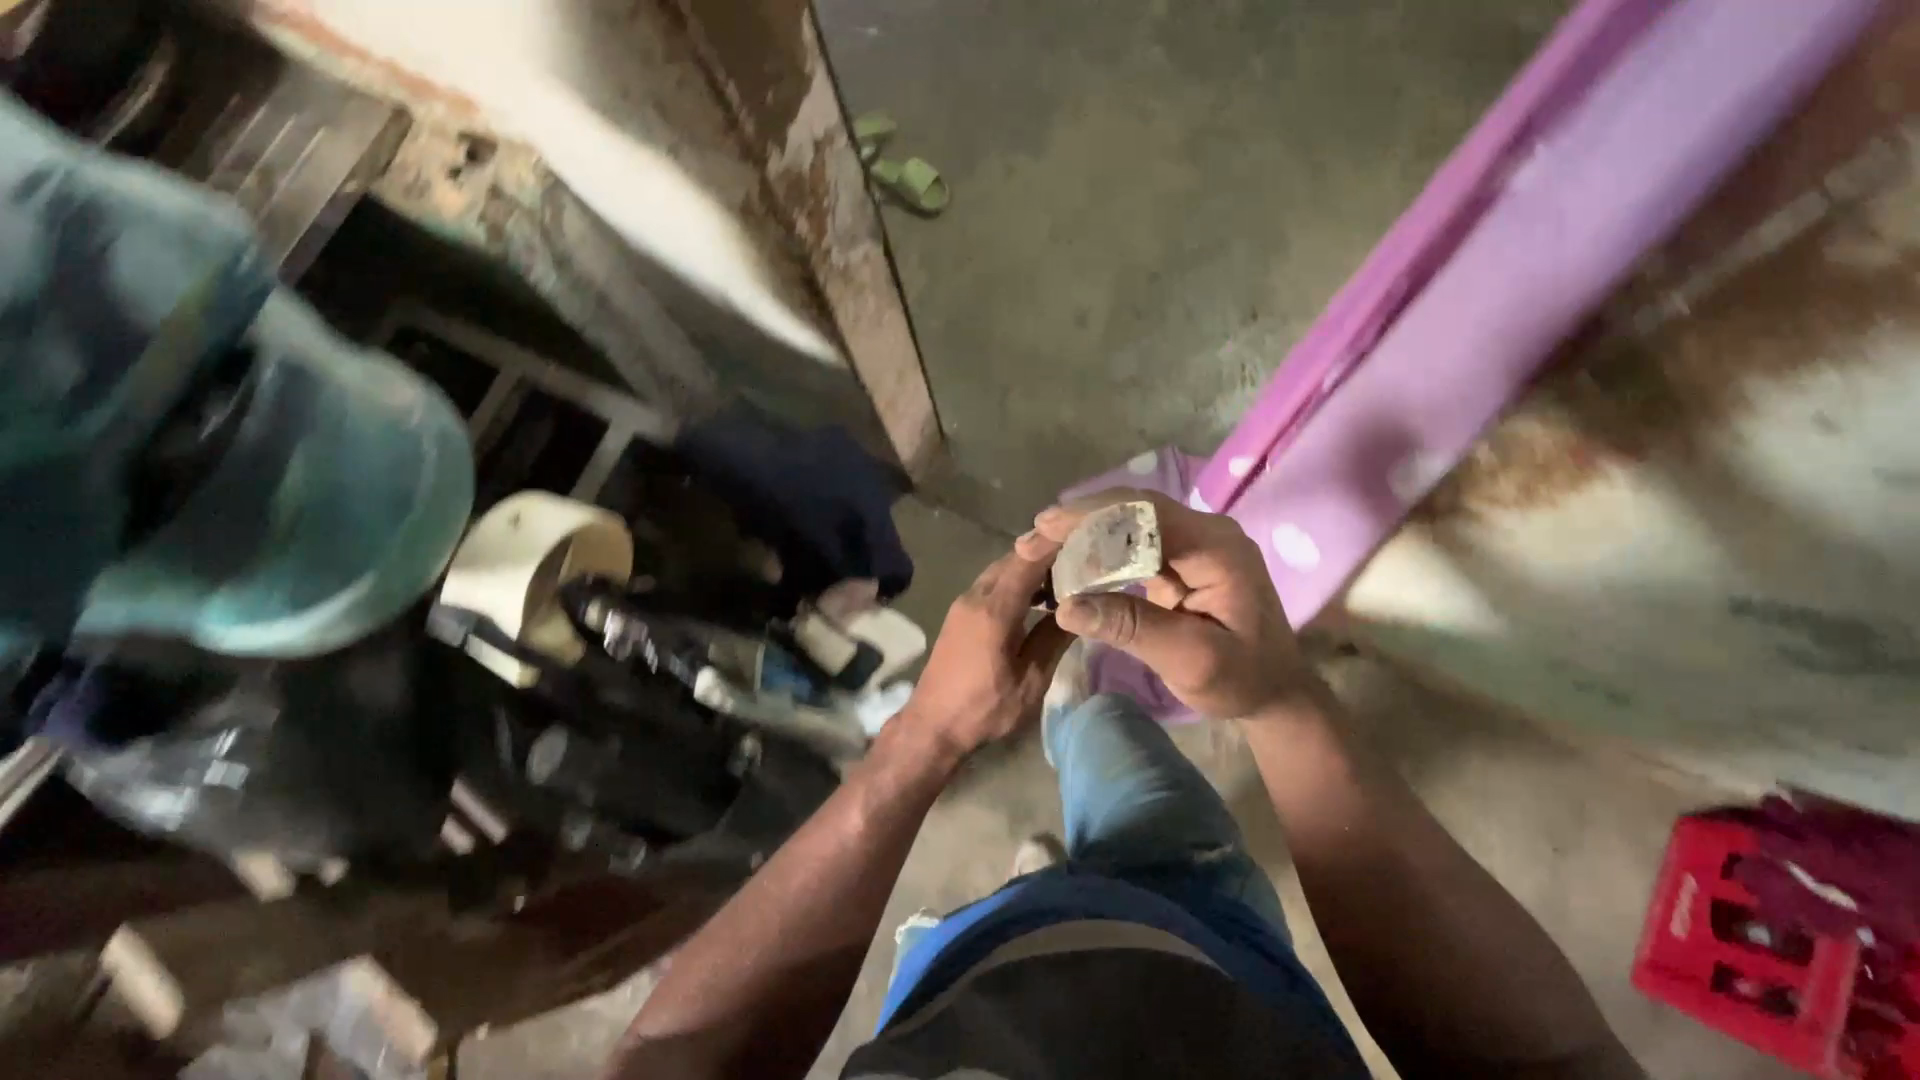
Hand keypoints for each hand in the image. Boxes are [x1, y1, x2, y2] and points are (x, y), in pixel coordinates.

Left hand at [900, 540, 1075, 759]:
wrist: (932, 726)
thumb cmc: (984, 708)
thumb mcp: (1030, 680)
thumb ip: (1054, 639)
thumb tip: (1080, 608)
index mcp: (994, 609)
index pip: (1029, 558)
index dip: (1057, 539)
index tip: (1086, 527)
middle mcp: (975, 596)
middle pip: (1015, 558)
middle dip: (1049, 551)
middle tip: (1087, 553)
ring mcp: (963, 604)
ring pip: (1002, 570)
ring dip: (1032, 567)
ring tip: (1070, 575)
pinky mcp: (960, 615)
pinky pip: (993, 584)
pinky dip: (1018, 582)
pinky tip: (1040, 598)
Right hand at [1024, 489, 1313, 719]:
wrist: (1275, 693)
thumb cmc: (1242, 680)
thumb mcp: (1190, 660)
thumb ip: (1132, 628)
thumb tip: (1067, 607)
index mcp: (1216, 548)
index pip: (1147, 514)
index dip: (1093, 516)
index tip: (1046, 526)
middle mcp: (1207, 534)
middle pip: (1135, 512)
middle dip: (1080, 521)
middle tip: (1031, 539)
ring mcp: (1194, 546)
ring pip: (1131, 525)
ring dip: (1085, 534)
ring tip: (1040, 547)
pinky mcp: (1182, 562)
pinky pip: (1135, 545)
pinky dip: (1100, 552)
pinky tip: (1070, 562)